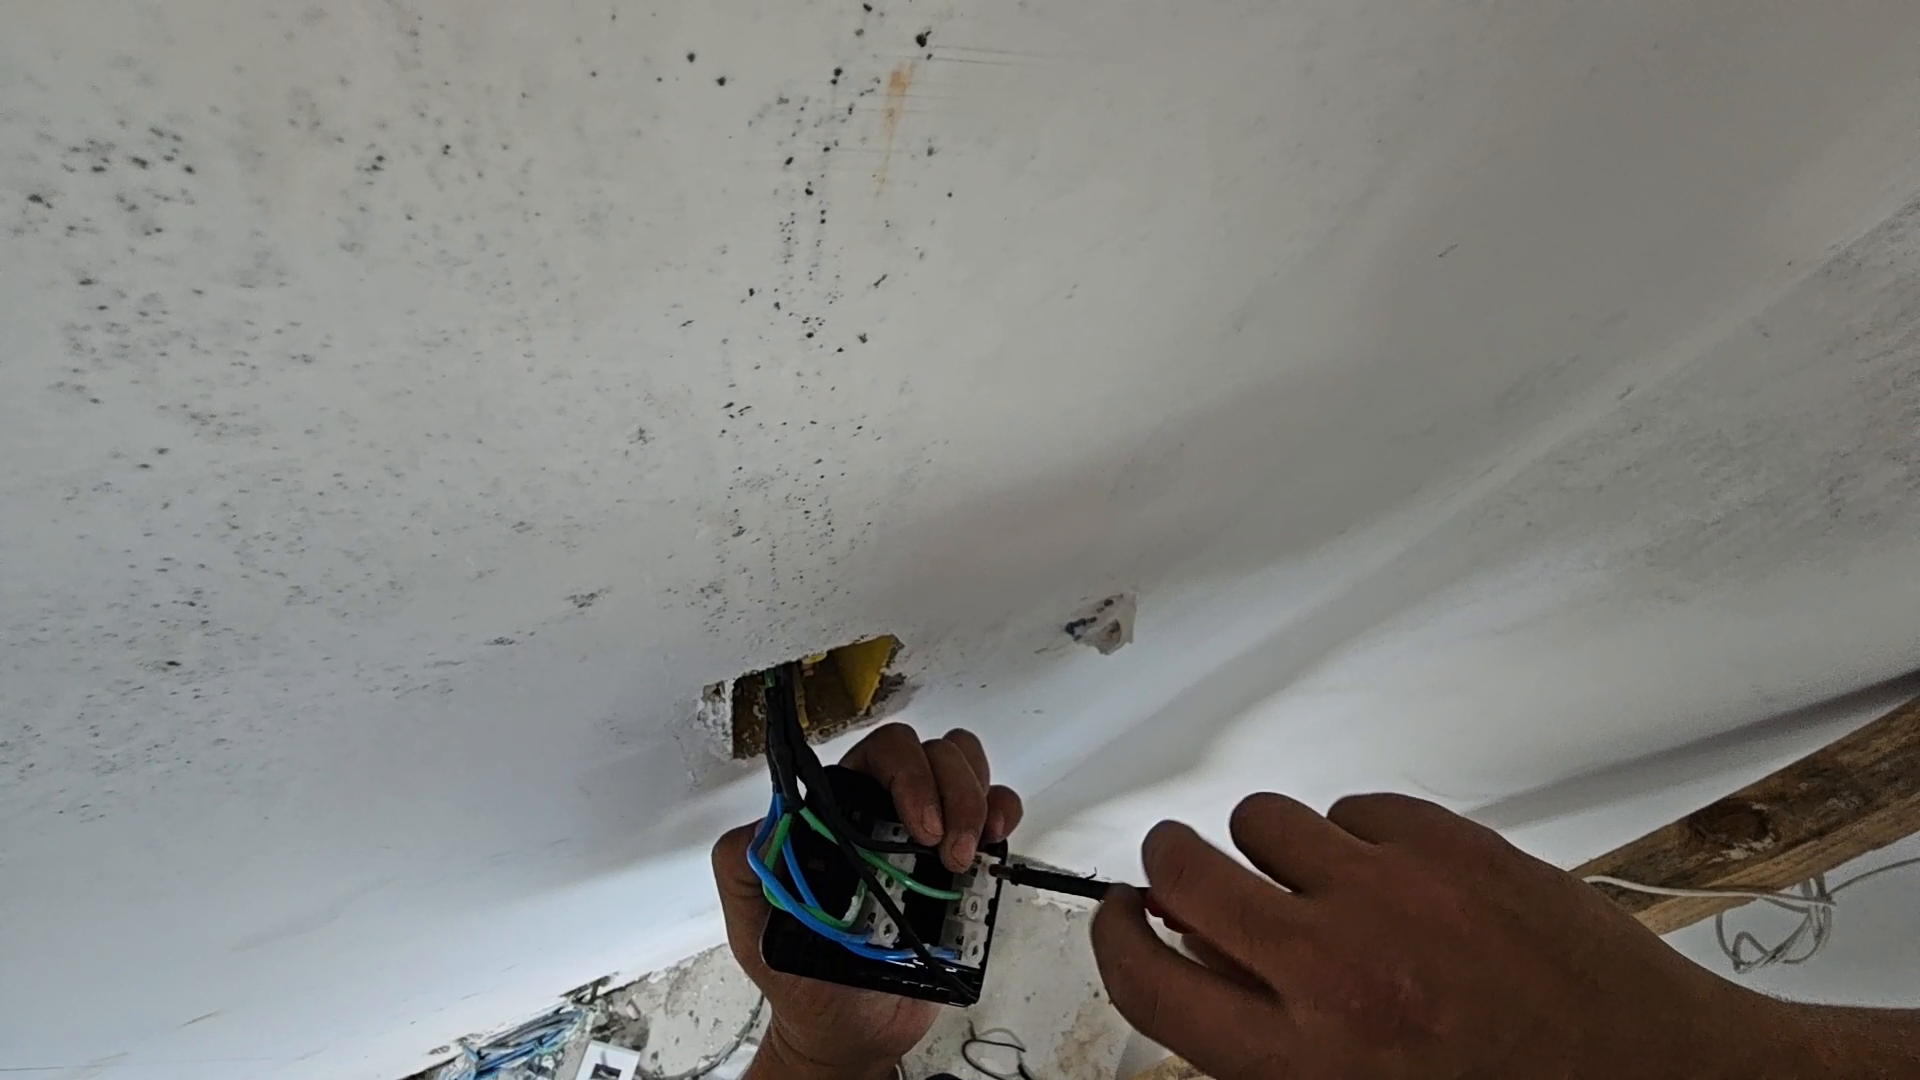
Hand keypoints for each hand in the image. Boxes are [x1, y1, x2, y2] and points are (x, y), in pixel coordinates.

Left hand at [713, 724, 1022, 1079]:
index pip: (882, 753)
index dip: (907, 773)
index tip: (918, 826)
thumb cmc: (801, 970)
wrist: (848, 1030)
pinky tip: (992, 840)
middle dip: (951, 789)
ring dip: (975, 800)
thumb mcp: (753, 918)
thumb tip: (770, 819)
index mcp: (845, 808)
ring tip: (964, 857)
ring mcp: (932, 827)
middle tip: (944, 850)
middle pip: (932, 751)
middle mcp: (890, 807)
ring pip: (964, 765)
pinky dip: (1002, 809)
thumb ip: (743, 861)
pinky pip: (995, 806)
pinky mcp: (965, 856)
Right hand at [1090, 792, 1800, 1078]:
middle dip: (1168, 857)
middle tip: (1188, 867)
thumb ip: (1257, 1038)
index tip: (1118, 910)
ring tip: (1327, 884)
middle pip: (1179, 863)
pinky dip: (1360, 836)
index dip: (1112, 934)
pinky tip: (1405, 880)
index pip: (1148, 979)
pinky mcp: (1447, 841)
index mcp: (1306, 1064)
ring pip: (1260, 816)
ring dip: (1273, 847)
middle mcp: (1337, 973)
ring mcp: (1394, 895)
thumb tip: (1195, 946)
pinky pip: (1351, 807)